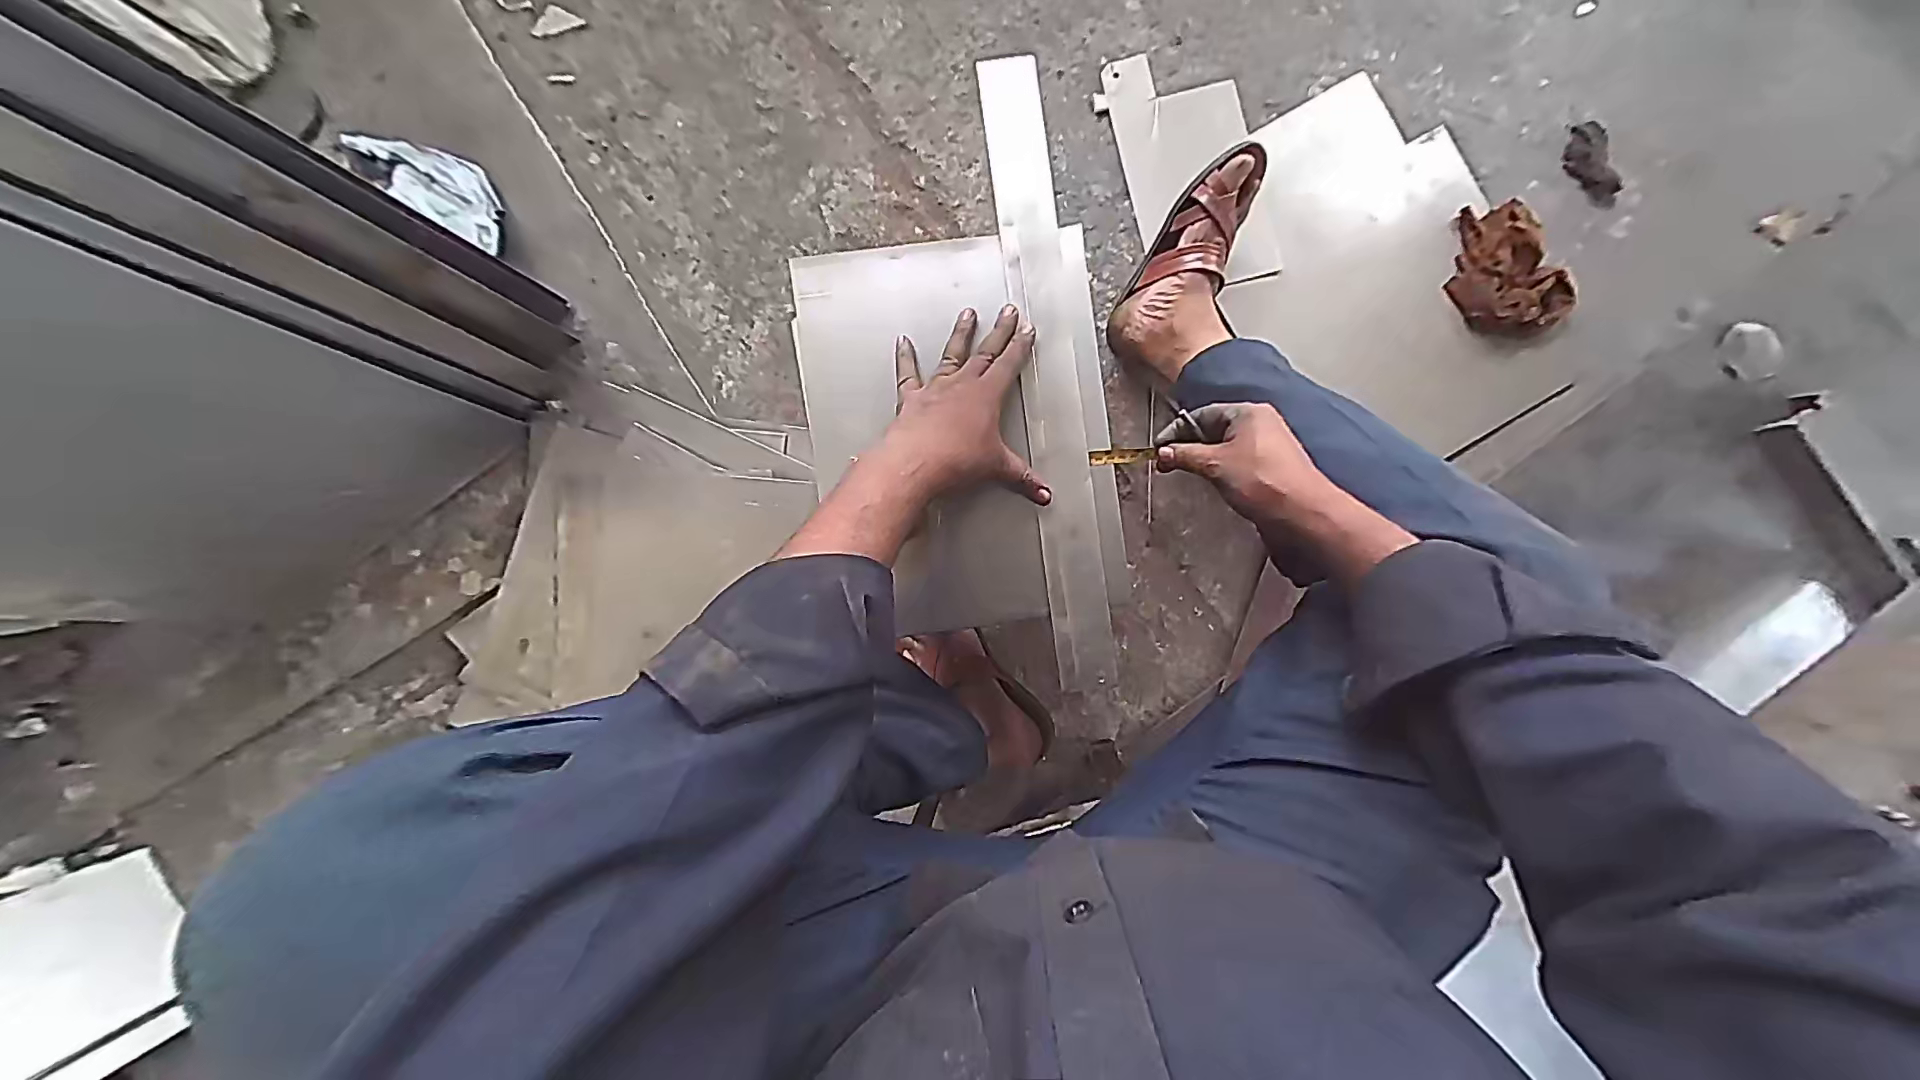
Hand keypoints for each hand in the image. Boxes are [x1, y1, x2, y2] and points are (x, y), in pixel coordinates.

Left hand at [870, 305, 1050, 505]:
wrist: (916, 464)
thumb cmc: (955, 461)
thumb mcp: (996, 468)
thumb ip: (1021, 478)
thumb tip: (1042, 494)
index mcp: (986, 396)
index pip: (1009, 364)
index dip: (1020, 346)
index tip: (1027, 330)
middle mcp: (961, 385)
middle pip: (985, 351)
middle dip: (999, 330)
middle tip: (1007, 312)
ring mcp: (935, 389)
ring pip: (951, 354)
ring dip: (961, 334)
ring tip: (967, 314)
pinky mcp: (911, 400)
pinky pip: (908, 373)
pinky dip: (905, 357)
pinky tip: (903, 342)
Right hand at [1153, 402, 1333, 526]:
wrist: (1301, 512)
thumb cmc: (1261, 481)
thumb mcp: (1214, 464)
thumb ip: (1185, 455)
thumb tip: (1163, 452)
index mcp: (1247, 413)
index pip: (1201, 414)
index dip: (1176, 431)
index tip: (1160, 450)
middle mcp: (1259, 423)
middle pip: (1212, 428)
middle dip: (1189, 445)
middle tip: (1168, 463)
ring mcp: (1267, 444)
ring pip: (1224, 446)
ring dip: (1203, 458)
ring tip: (1188, 473)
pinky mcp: (1270, 465)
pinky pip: (1237, 460)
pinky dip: (1220, 468)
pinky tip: (1212, 482)